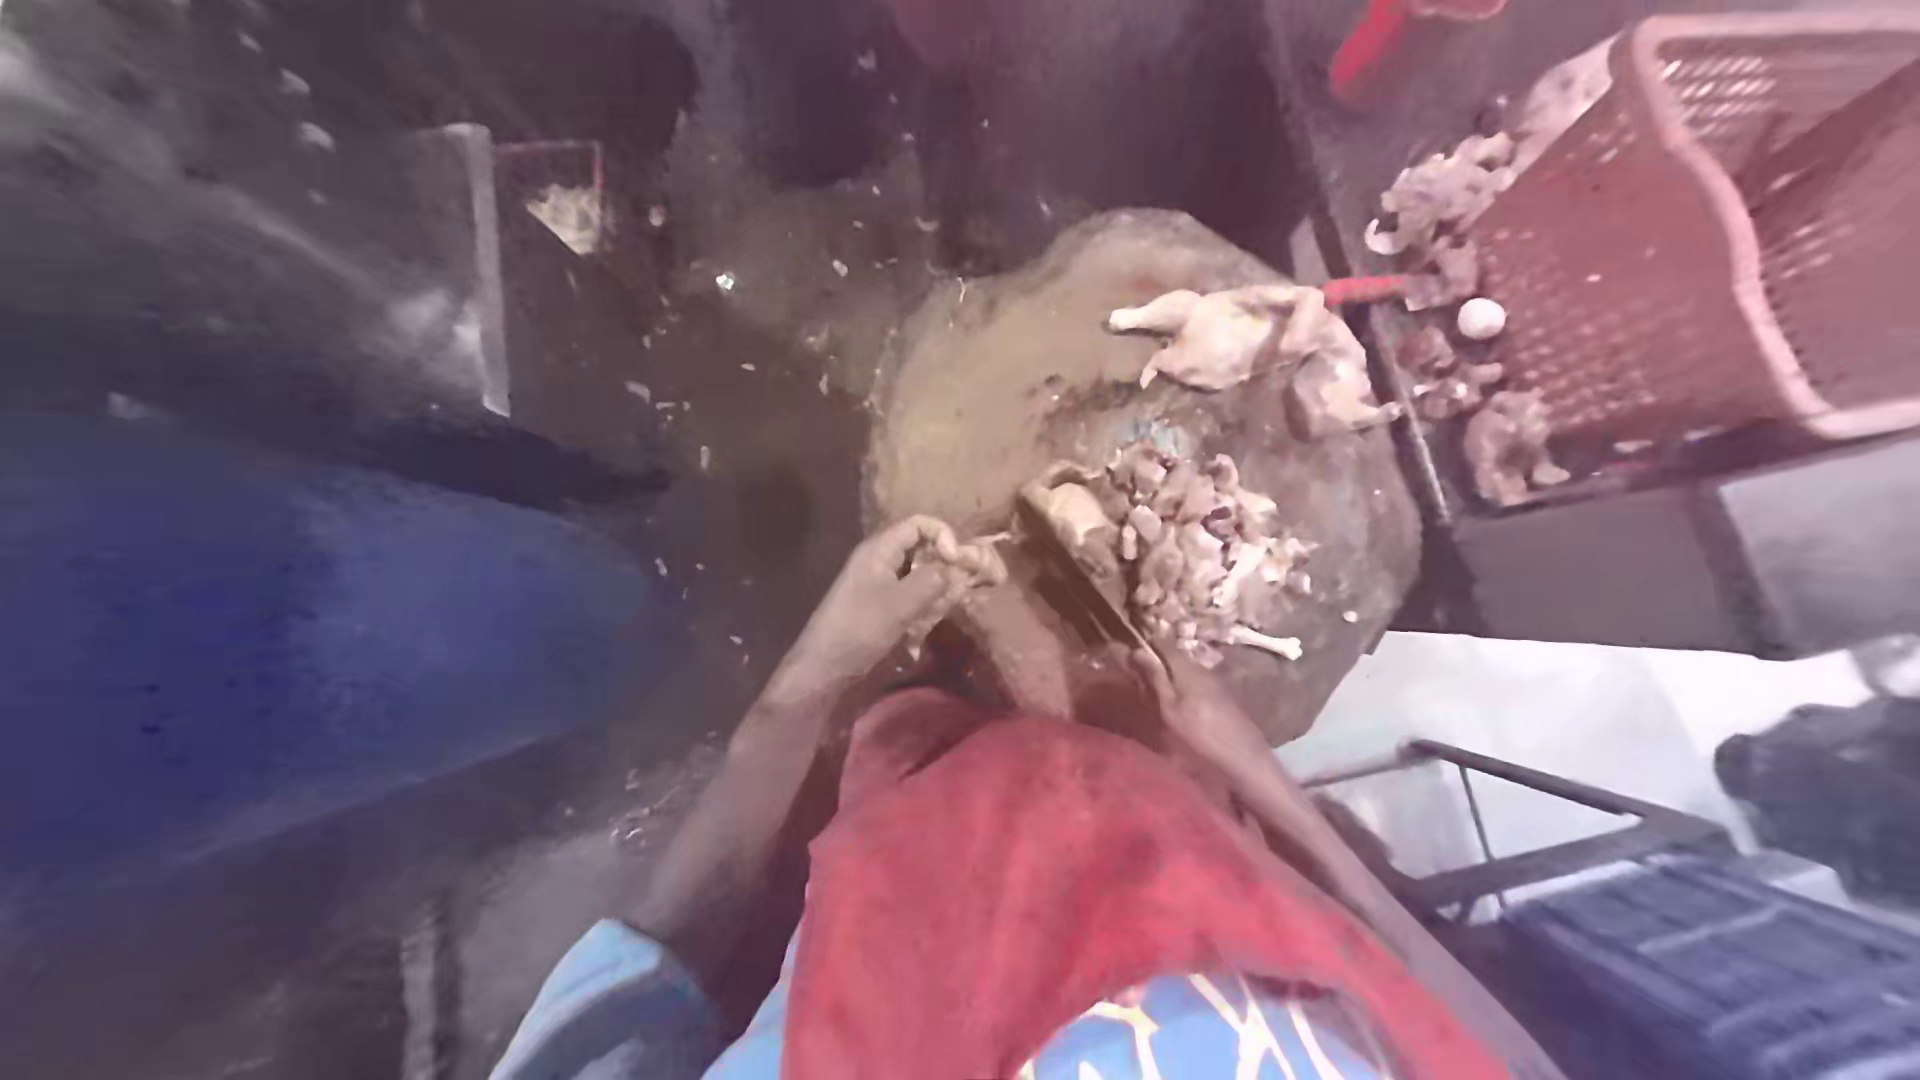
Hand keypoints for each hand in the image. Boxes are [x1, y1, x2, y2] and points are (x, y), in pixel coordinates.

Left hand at [785, 516, 1001, 682]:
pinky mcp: (884, 605)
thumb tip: (956, 566)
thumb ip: (932, 580)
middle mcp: (881, 560)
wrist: (827, 666)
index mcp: (879, 550)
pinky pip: (912, 594)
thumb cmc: (860, 628)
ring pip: (920, 573)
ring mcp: (882, 584)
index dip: (942, 535)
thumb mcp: (900, 603)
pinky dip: (927, 602)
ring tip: (950, 603)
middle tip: (964, 583)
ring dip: (938, 586)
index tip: (956, 560)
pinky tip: (933, 619)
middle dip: (945, 562)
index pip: (918, 524)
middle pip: (921, 547)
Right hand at [1130, 645, 1271, 773]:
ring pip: (1186, 668)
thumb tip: (1138, 650)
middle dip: (1158, 662)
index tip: (1132, 656)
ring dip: (1172, 675)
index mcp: (1185, 667)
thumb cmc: (1199, 733)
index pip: (1162, 643)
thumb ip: (1155, 678)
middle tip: (1143, 679)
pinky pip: (1196, 680)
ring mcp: (1214, 678)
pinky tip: (1182, 704)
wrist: (1243, 754)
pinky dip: (1185, 685)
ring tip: (1160, 694)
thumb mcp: (1169, 708)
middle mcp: (1201, 666)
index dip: (1146, 645)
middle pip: (1175, 655)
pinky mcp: (1222, 692)